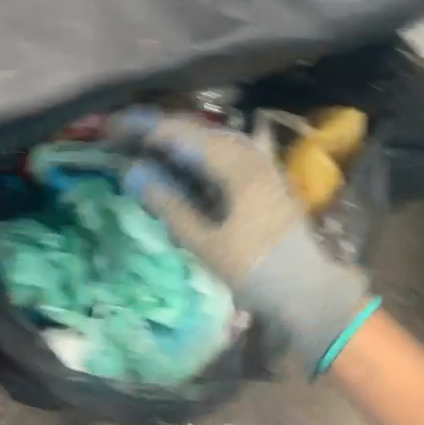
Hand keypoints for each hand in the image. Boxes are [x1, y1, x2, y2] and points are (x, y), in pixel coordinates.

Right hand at [108, 108, 374, 377]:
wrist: (313, 296)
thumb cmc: (258, 271)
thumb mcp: (206, 243)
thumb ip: (168, 203)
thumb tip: (131, 171)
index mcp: (233, 162)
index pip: (177, 132)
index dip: (141, 127)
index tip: (109, 129)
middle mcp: (247, 152)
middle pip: (192, 129)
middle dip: (155, 129)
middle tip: (120, 136)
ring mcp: (260, 162)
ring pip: (208, 137)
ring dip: (176, 138)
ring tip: (146, 145)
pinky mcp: (264, 177)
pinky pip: (224, 150)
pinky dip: (199, 150)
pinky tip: (189, 156)